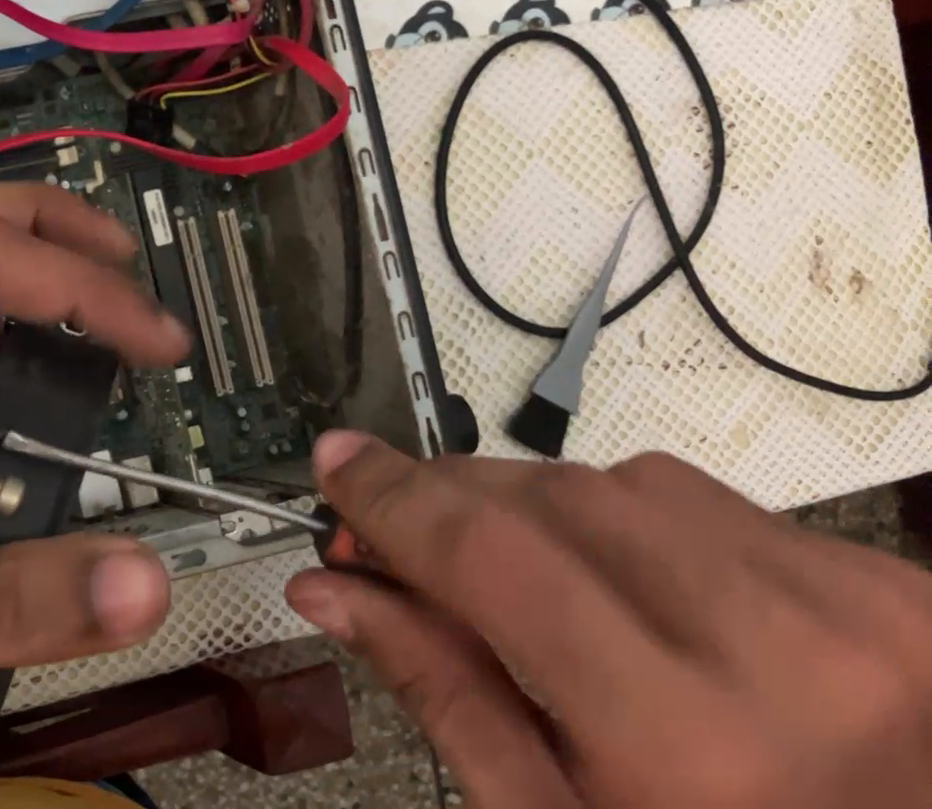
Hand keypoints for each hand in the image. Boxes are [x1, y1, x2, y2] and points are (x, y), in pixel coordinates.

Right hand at [285, 433, 931, 807]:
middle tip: (393, 528)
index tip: (335, 461)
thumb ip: (435, 687)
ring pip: (618, 482)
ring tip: (518, 567)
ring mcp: (858, 608)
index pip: (490, 557)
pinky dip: (624, 517)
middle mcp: (783, 652)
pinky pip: (701, 500)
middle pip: (547, 499)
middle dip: (449, 497)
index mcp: (684, 739)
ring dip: (535, 506)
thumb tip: (326, 588)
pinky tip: (620, 579)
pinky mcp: (893, 584)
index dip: (392, 496)